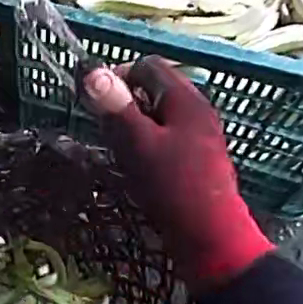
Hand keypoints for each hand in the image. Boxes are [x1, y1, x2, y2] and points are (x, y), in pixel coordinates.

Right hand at [82, 58, 272, 292]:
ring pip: (160, 115)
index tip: (95, 101)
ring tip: (117, 146)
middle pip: (155, 90)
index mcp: (185, 100)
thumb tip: (93, 71)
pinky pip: (168, 137)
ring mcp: (201, 136)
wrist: (210, 236)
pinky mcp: (198, 159)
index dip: (117, 76)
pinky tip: (136, 164)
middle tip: (104, 126)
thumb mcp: (137, 144)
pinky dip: (148, 142)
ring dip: (135, 124)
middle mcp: (198, 111)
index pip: (147, 67)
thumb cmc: (172, 187)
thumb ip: (116, 108)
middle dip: (126, 102)